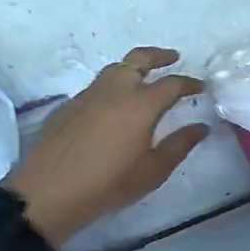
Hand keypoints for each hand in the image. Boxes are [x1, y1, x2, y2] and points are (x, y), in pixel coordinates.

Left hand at [6, 47, 208, 246]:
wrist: (48, 194)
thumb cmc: (110, 183)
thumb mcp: (154, 169)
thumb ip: (180, 144)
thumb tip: (201, 127)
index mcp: (140, 105)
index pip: (172, 84)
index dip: (189, 83)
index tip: (201, 87)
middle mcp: (114, 92)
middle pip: (137, 60)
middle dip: (158, 56)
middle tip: (173, 58)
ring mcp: (87, 97)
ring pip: (114, 69)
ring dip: (133, 67)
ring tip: (145, 78)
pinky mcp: (67, 107)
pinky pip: (96, 86)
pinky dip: (113, 85)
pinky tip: (116, 104)